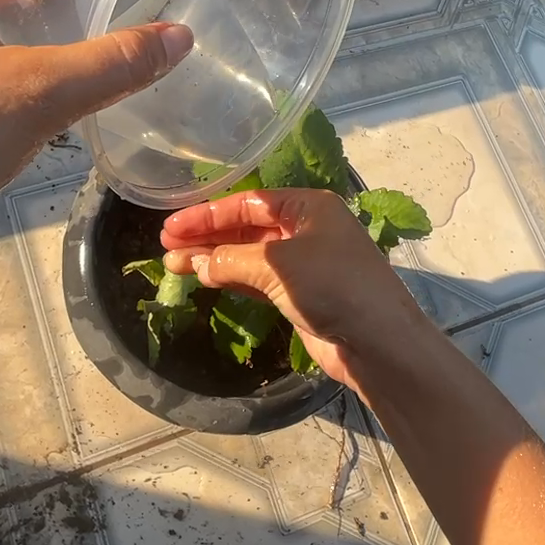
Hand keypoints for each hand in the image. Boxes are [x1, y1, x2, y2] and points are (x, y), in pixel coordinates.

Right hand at [159, 189, 431, 392]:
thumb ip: (231, 259)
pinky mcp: (301, 295)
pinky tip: (204, 279)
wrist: (377, 341)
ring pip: (249, 256)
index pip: (249, 203)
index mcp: (308, 207)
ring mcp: (305, 264)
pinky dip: (231, 278)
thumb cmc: (332, 286)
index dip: (208, 214)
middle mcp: (307, 230)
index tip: (172, 226)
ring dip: (214, 259)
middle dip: (207, 236)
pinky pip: (257, 280)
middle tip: (167, 245)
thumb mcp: (277, 264)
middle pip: (246, 228)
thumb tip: (197, 262)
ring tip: (174, 264)